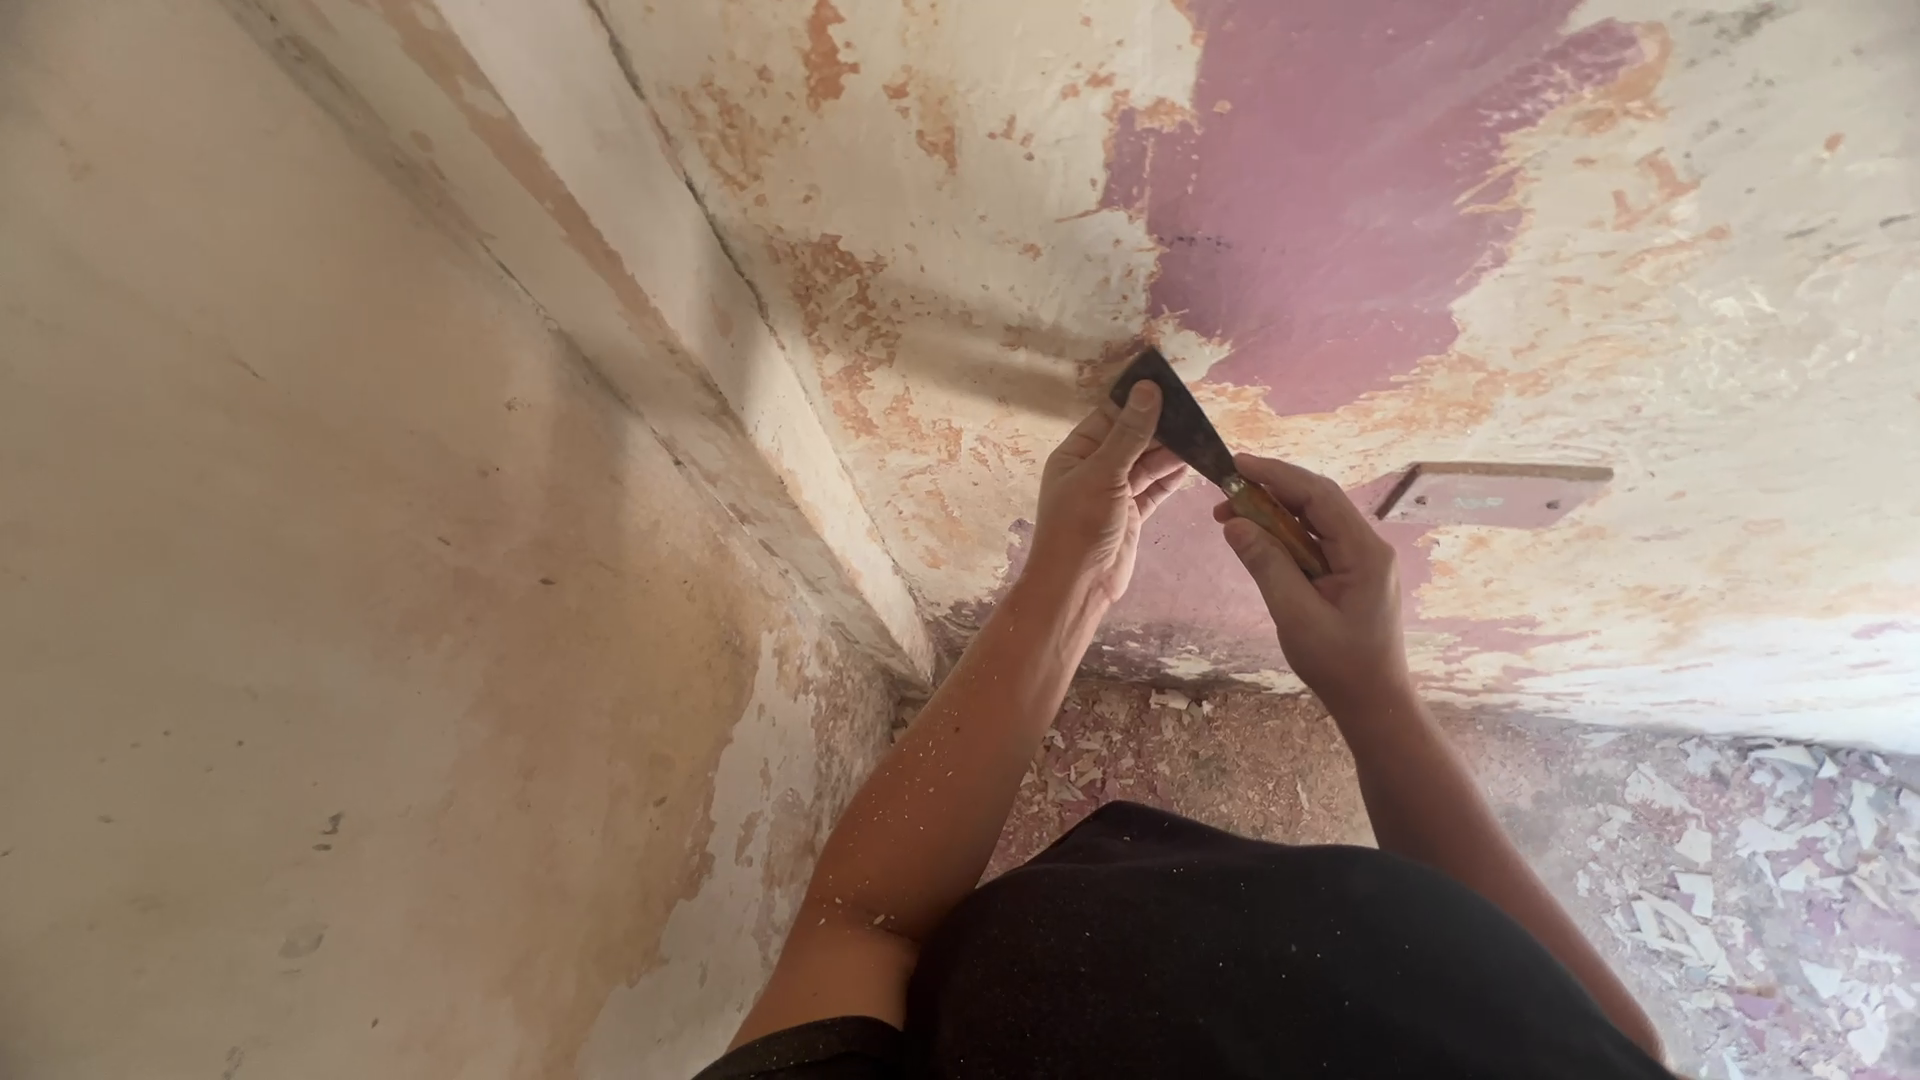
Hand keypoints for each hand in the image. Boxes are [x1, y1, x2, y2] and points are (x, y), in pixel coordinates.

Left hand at [1026, 382, 1188, 605]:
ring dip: (1170, 453)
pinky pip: (1154, 489)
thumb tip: (1148, 390)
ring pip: (1146, 463)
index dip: (1137, 400)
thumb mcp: (1103, 474)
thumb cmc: (1079, 525)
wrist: (1079, 584)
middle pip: (1132, 438)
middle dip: (1160, 427)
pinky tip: (1192, 465)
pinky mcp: (1131, 513)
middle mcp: (1093, 469)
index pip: (1109, 416)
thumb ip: (1129, 434)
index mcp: (1075, 453)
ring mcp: (1113, 492)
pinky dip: (1171, 478)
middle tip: (1195, 414)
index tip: (1170, 385)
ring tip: (1200, 437)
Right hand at [1213, 455, 1409, 710]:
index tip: (1238, 465)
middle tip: (1225, 489)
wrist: (1373, 701)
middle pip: (1316, 501)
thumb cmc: (1338, 664)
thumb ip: (1266, 565)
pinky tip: (1256, 536)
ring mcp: (1359, 559)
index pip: (1318, 496)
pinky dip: (1281, 533)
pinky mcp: (1347, 573)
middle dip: (1270, 489)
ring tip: (1230, 513)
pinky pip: (1312, 540)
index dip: (1277, 475)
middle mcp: (1366, 547)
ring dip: (1272, 512)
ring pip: (1312, 519)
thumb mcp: (1295, 615)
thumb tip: (1236, 523)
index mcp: (1364, 551)